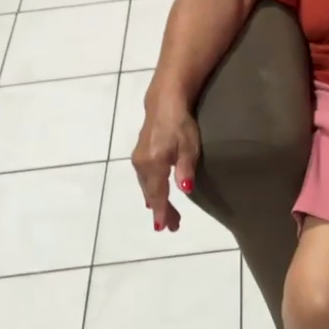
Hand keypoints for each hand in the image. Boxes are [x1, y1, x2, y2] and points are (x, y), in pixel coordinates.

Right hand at [131, 90, 200, 232]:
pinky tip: (154, 195)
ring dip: (155, 201)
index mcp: (154, 163)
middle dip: (160, 210)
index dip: (161, 211)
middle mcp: (142, 163)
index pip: (158, 193)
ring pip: (146, 186)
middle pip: (151, 192)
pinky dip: (150, 190)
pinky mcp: (140, 153)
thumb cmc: (182, 124)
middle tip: (170, 227)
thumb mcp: (189, 147)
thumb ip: (186, 169)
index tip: (162, 227)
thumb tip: (185, 190)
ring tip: (164, 216)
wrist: (165, 101)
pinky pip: (144, 178)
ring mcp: (139, 158)